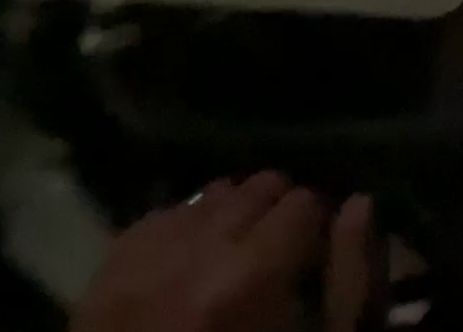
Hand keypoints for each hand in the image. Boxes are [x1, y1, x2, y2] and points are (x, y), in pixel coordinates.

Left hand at [73, 173, 377, 331]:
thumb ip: (352, 276)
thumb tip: (360, 203)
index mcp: (251, 274)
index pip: (303, 201)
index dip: (316, 228)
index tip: (312, 259)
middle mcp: (195, 252)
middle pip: (257, 187)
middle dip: (274, 216)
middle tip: (274, 262)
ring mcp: (142, 260)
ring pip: (210, 195)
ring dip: (229, 220)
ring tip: (230, 263)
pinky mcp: (103, 275)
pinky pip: (161, 218)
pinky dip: (184, 232)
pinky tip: (189, 269)